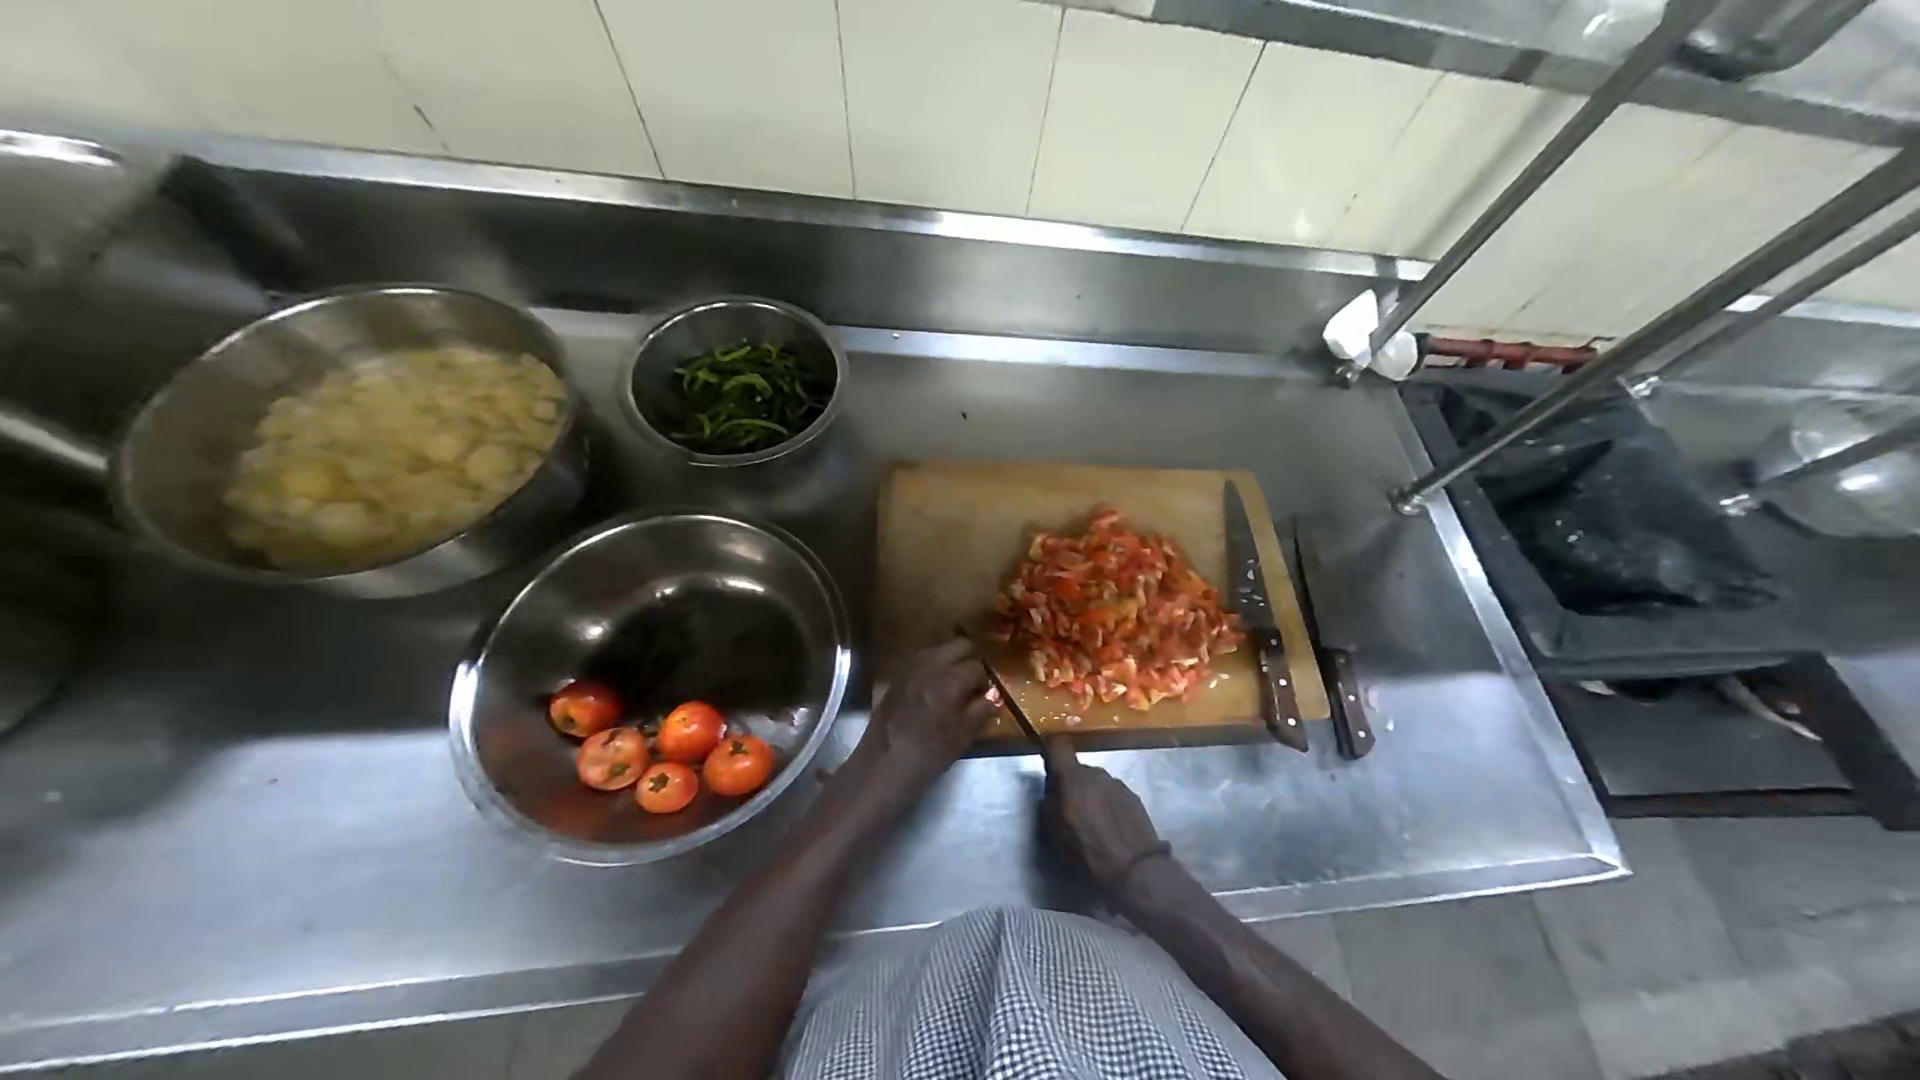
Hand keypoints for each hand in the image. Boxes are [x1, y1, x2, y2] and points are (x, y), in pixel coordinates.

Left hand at [858, 638, 997, 788]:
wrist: (884, 764)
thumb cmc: (929, 755)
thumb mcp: (963, 736)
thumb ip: (981, 710)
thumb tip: (994, 696)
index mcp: (951, 680)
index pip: (978, 667)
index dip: (986, 681)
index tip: (986, 694)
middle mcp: (931, 666)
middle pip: (960, 646)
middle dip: (971, 659)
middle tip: (975, 681)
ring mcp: (911, 667)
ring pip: (940, 649)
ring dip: (952, 660)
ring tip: (956, 683)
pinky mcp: (898, 675)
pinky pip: (922, 660)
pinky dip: (934, 666)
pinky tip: (935, 688)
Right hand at [1042, 736, 1170, 896]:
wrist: (1135, 868)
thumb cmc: (1087, 851)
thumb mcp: (1054, 831)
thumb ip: (1049, 804)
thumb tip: (1051, 793)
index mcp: (1074, 777)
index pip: (1059, 747)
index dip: (1052, 752)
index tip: (1049, 765)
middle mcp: (1097, 773)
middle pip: (1079, 770)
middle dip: (1073, 784)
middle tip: (1070, 809)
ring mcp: (1118, 784)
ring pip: (1098, 783)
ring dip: (1092, 796)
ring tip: (1093, 823)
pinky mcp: (1134, 798)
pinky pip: (1113, 795)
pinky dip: (1109, 806)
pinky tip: (1111, 828)